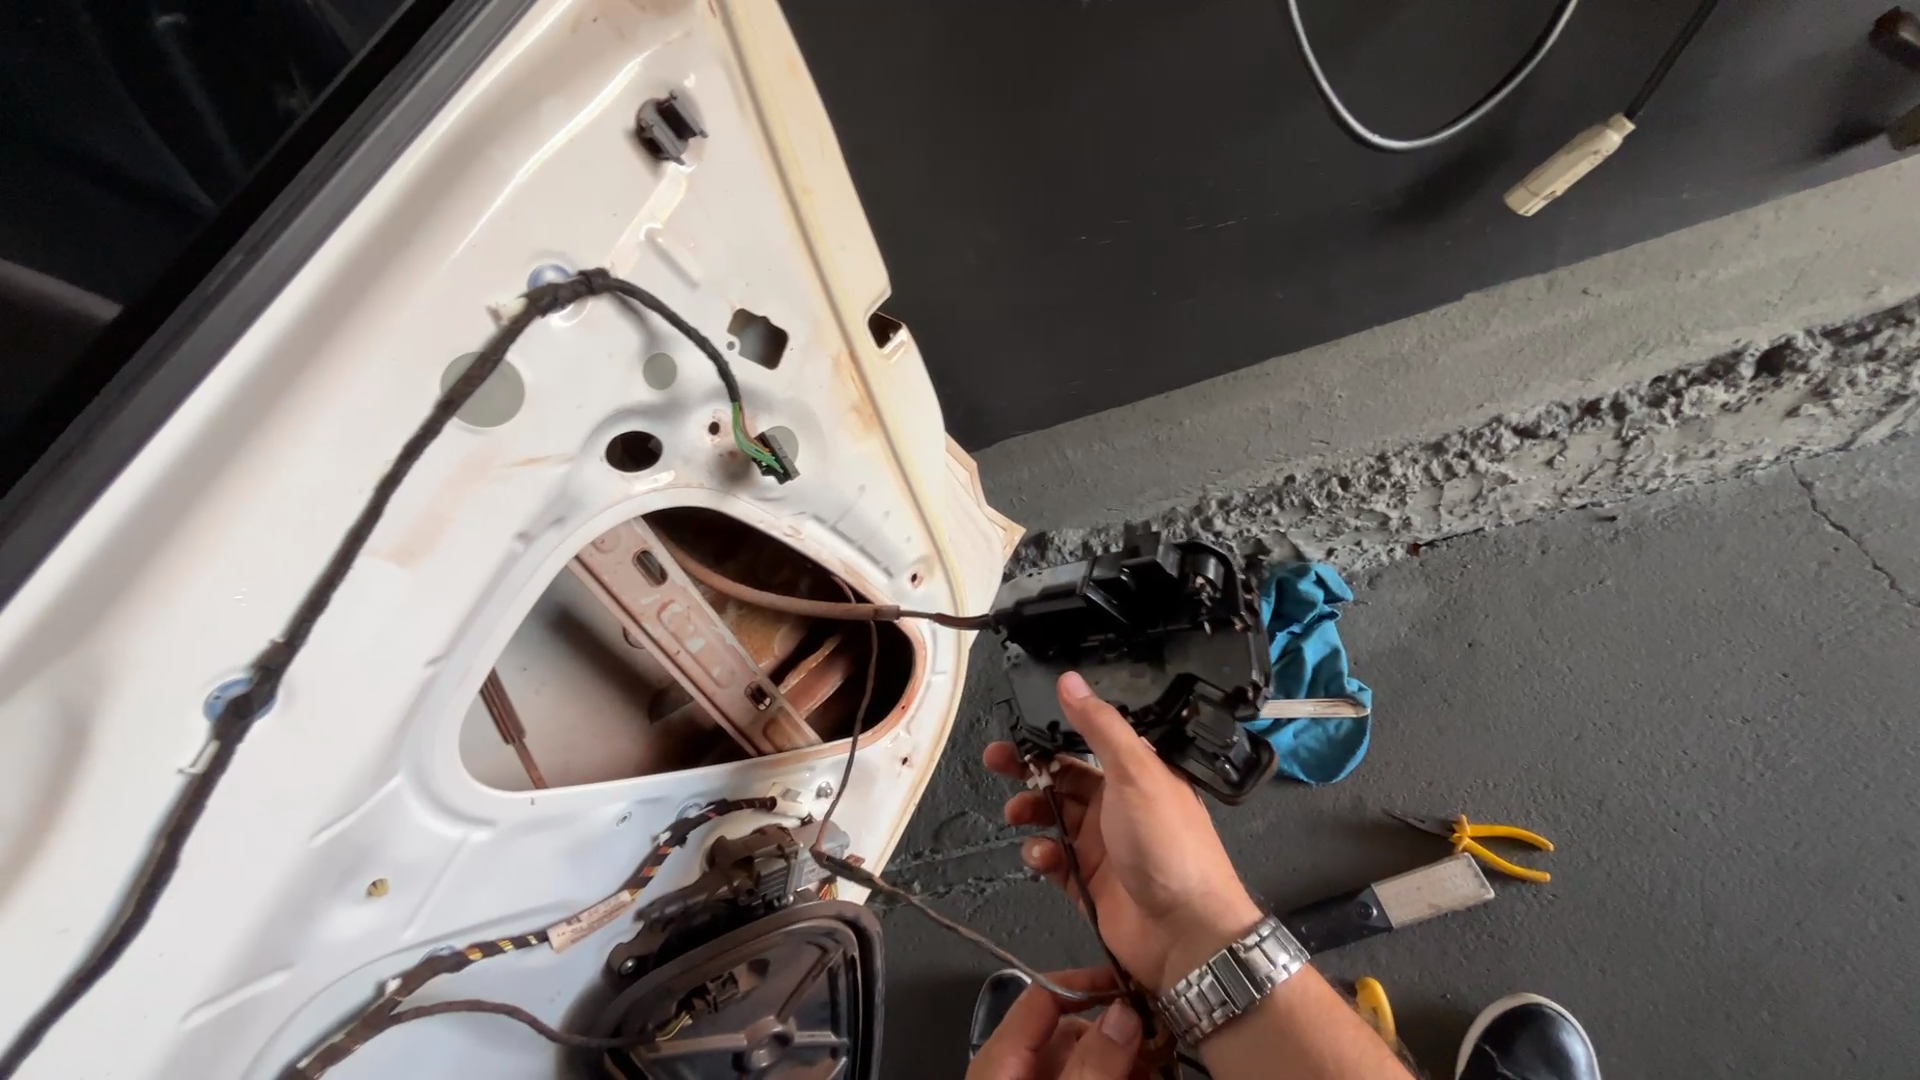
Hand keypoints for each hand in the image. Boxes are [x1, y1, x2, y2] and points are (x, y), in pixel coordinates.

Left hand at [966, 968, 1141, 1079]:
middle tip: (1159, 1043)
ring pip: (1084, 1060)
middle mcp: (1015, 1067)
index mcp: (1002, 1056)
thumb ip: (1091, 1063)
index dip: (1088, 981)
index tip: (1133, 986)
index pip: (1044, 992)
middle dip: (1116, 1034)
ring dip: (1120, 1059)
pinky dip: (1112, 1077)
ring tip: (1157, 1066)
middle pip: (1071, 1030)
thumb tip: (1126, 1012)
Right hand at [986, 671, 1261, 993]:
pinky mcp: (1087, 880)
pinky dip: (1040, 854)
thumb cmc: (1170, 845)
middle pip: (1062, 776)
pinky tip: (1042, 855)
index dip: (1052, 734)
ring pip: (1052, 816)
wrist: (1184, 932)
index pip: (1086, 742)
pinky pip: (1052, 859)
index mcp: (1134, 772)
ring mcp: (1101, 843)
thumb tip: (1071, 682)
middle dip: (1028, 768)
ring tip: (1017, 813)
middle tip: (998, 760)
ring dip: (1030, 810)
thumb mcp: (1135, 772)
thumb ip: (1100, 726)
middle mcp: (1117, 803)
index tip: (1020, 727)